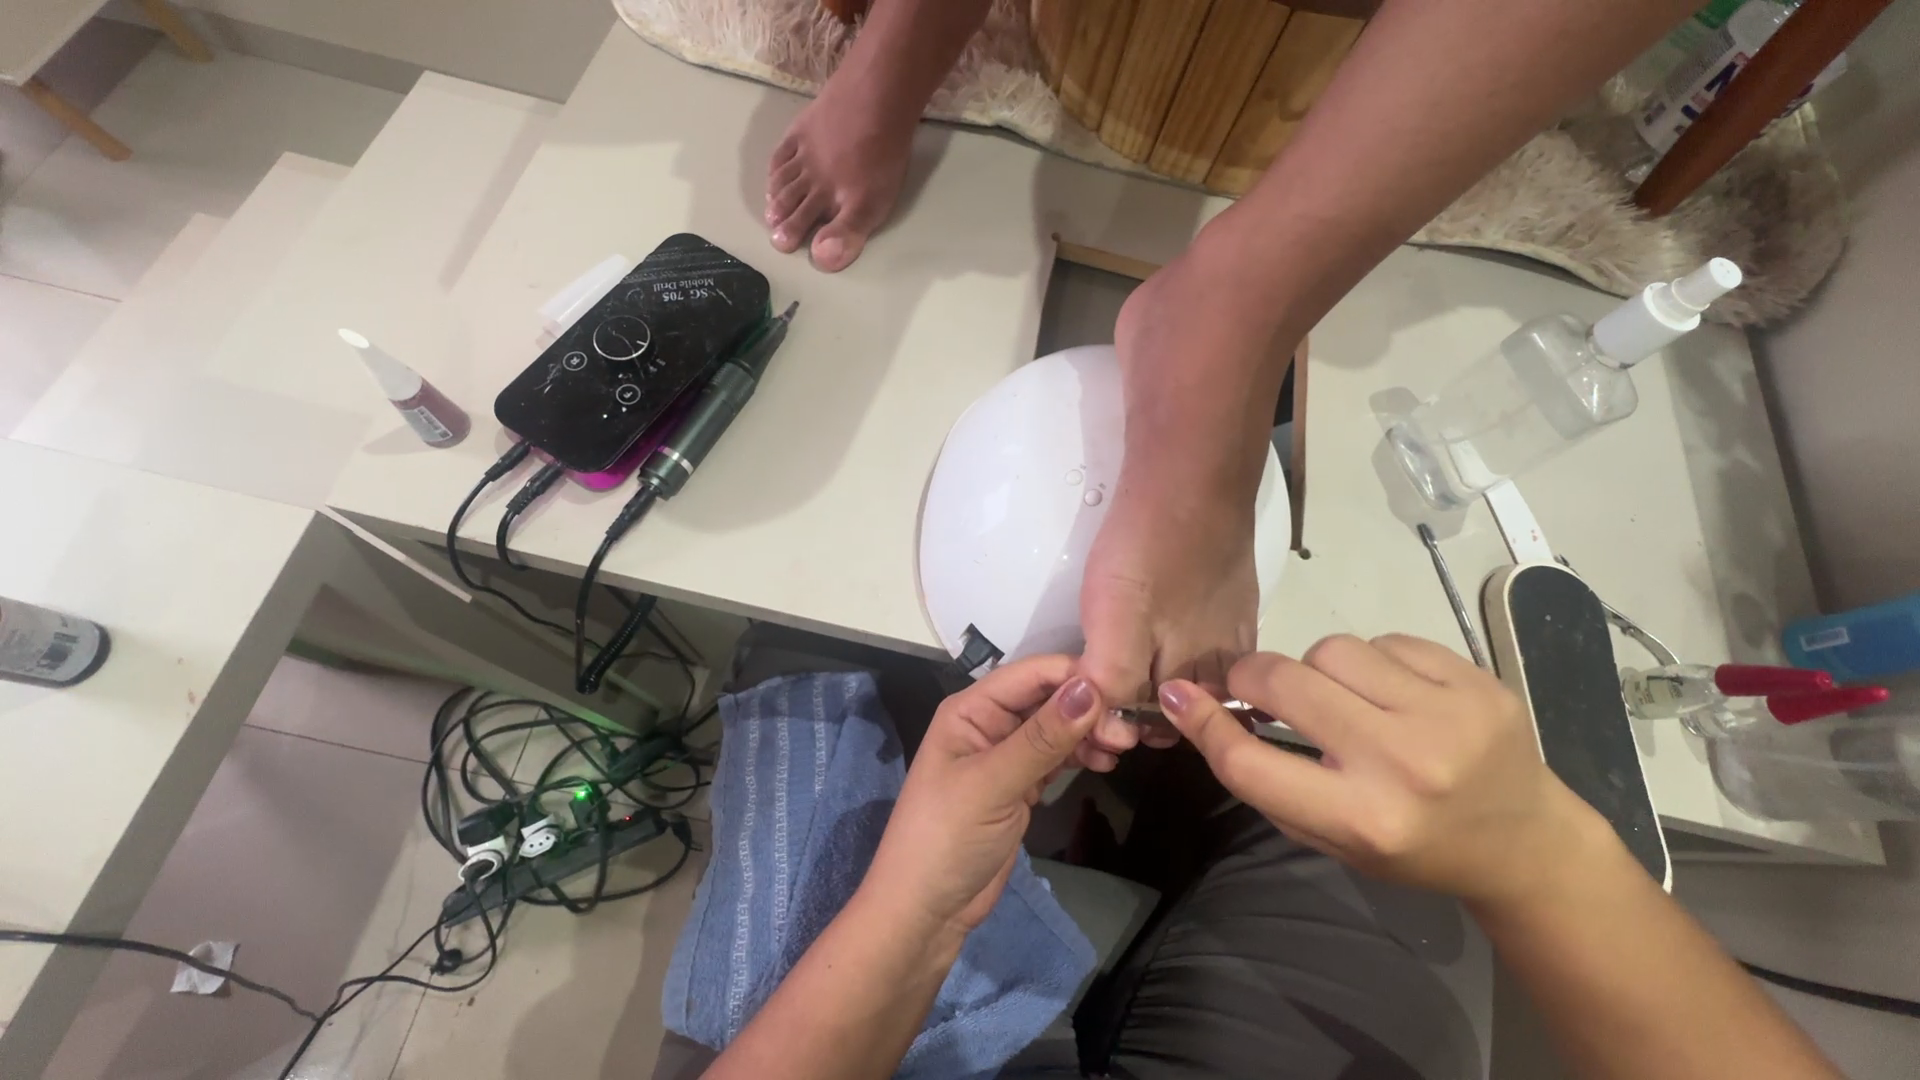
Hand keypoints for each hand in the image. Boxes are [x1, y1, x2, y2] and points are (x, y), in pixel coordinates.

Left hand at [863, 656, 1103, 932]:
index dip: (1076, 676)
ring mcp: (1006, 755)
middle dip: (1088, 707)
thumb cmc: (946, 838)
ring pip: (1057, 728)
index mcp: (971, 709)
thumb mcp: (992, 784)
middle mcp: (989, 723)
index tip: (1123, 690)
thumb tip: (1090, 689)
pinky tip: (1106, 761)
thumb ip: (1041, 738)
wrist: (926, 911)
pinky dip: (1081, 755)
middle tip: (1128, 732)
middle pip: (1048, 698)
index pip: (1032, 674)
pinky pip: (1057, 757)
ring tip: (1124, 747)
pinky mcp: (1020, 785)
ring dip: (1089, 732)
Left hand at [1074, 248, 1281, 770]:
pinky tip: (1114, 604)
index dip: (1135, 731)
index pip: (1180, 716)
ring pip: (1172, 637)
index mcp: (1209, 650)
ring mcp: (1206, 578)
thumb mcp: (1124, 616)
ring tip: (1089, 669)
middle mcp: (1216, 622)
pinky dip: (1138, 610)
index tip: (1087, 735)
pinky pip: (1165, 590)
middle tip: (1078, 708)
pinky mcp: (1188, 538)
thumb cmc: (1156, 529)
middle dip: (1130, 703)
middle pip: (1179, 681)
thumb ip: (1112, 677)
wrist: (1191, 422)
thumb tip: (1099, 727)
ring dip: (1132, 659)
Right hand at [1157, 635, 1607, 907]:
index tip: (1177, 695)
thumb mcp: (1327, 834)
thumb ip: (1261, 774)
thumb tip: (1191, 704)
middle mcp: (1404, 764)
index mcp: (1362, 818)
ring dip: (1318, 670)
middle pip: (1284, 683)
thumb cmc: (1410, 847)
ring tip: (1341, 698)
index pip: (1250, 761)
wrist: (1524, 841)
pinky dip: (1371, 661)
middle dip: (1251, 677)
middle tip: (1252, 686)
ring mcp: (1447, 716)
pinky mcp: (1478, 681)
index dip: (1202, 723)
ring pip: (1332, 650)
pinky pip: (1385, 640)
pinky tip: (1391, 691)